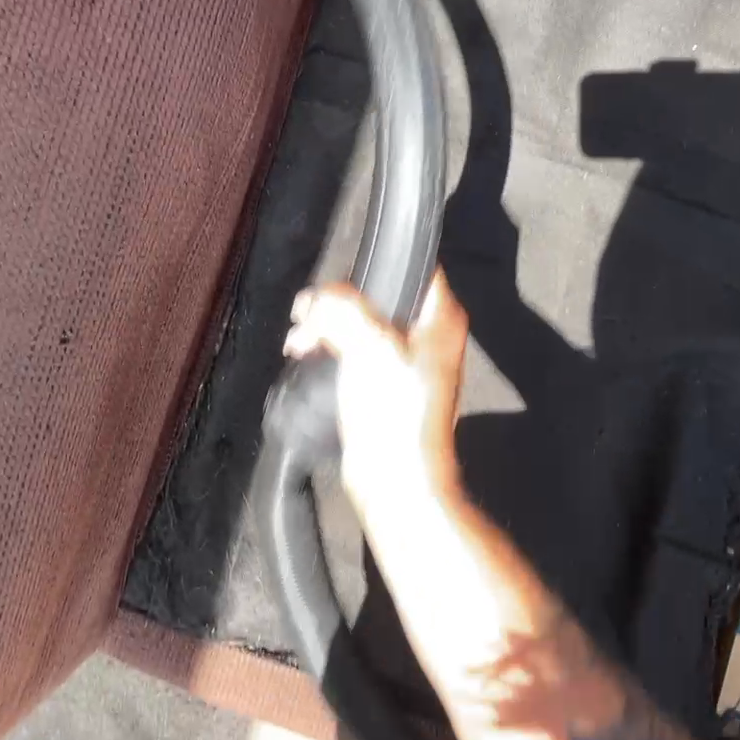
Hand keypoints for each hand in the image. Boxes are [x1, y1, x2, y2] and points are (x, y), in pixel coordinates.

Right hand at [283, 269, 468, 502]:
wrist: (394, 478)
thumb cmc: (393, 411)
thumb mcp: (368, 344)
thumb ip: (342, 307)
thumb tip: (316, 298)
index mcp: (440, 317)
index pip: (415, 265)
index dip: (377, 261)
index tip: (342, 268)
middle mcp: (428, 333)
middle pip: (380, 293)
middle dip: (339, 300)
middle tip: (310, 310)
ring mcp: (408, 358)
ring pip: (362, 320)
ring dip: (328, 324)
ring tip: (299, 337)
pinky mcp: (386, 381)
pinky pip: (356, 347)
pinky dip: (330, 346)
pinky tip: (304, 351)